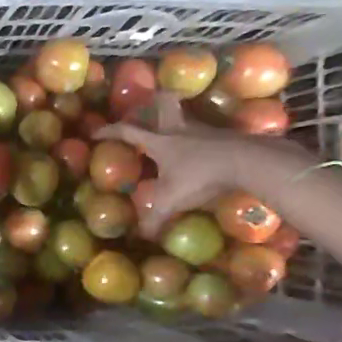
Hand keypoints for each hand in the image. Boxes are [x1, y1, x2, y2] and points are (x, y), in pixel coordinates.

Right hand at [97, 101, 312, 238]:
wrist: (245, 161)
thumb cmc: (200, 177)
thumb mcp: (171, 202)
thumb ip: (154, 219)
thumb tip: (140, 238)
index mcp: (159, 142)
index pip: (129, 132)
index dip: (110, 132)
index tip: (97, 133)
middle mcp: (179, 130)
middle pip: (165, 104)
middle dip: (155, 102)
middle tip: (149, 108)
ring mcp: (204, 130)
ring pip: (186, 118)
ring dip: (179, 121)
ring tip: (175, 133)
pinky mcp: (224, 136)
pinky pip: (206, 133)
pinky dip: (200, 139)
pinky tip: (202, 151)